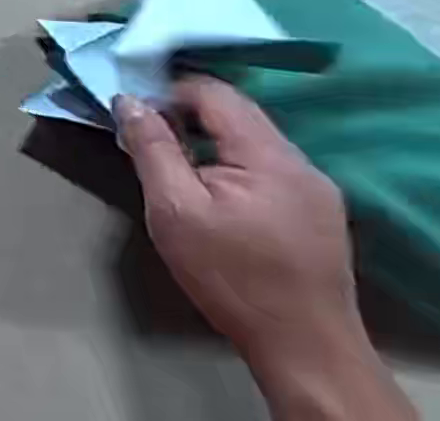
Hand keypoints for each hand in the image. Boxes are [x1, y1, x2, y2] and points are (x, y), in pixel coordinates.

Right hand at [115, 76, 358, 358]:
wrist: (304, 349)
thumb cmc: (230, 274)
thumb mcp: (174, 207)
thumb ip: (151, 146)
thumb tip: (128, 100)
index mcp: (270, 158)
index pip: (214, 93)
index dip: (167, 91)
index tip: (132, 112)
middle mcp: (299, 163)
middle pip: (233, 110)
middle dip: (181, 111)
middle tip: (141, 133)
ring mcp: (312, 188)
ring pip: (245, 135)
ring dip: (200, 134)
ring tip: (166, 158)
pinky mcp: (311, 209)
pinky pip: (258, 160)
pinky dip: (221, 156)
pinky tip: (202, 183)